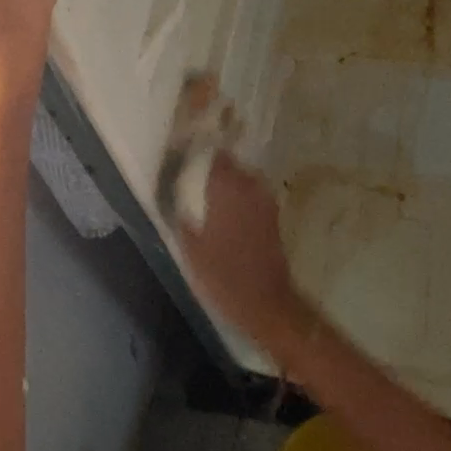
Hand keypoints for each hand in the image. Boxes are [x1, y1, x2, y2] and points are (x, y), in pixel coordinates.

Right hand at [176, 154, 308, 350]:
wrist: (265, 303)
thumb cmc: (222, 277)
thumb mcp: (191, 251)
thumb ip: (184, 222)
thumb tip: (176, 204)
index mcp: (226, 192)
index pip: (217, 157)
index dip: (205, 150)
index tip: (191, 147)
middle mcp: (249, 191)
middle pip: (235, 166)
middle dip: (219, 164)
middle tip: (200, 168)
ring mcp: (265, 206)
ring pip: (248, 180)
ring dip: (234, 179)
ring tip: (214, 186)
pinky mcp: (273, 221)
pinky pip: (256, 197)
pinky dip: (244, 196)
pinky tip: (230, 208)